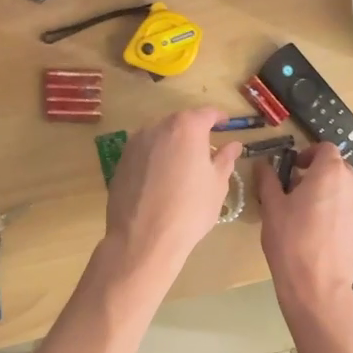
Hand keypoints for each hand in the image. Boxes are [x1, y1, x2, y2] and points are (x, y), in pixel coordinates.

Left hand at [105, 107, 241, 269]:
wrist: (143, 239)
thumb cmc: (190, 210)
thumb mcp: (217, 185)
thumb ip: (224, 159)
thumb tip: (232, 145)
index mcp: (186, 127)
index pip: (207, 113)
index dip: (219, 118)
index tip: (225, 124)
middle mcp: (157, 127)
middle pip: (180, 123)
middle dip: (193, 132)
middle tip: (205, 151)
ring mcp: (134, 143)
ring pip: (159, 137)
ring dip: (172, 146)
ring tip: (182, 168)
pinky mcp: (120, 162)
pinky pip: (143, 153)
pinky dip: (154, 160)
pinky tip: (160, 181)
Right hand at [255, 143, 352, 306]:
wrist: (317, 284)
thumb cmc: (291, 241)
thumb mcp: (272, 207)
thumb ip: (269, 180)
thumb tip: (263, 165)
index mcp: (331, 171)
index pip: (324, 148)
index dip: (307, 155)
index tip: (293, 168)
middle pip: (336, 167)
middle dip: (317, 173)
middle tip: (295, 191)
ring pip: (345, 187)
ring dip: (328, 191)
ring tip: (308, 212)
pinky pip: (351, 206)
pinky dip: (338, 208)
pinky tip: (321, 229)